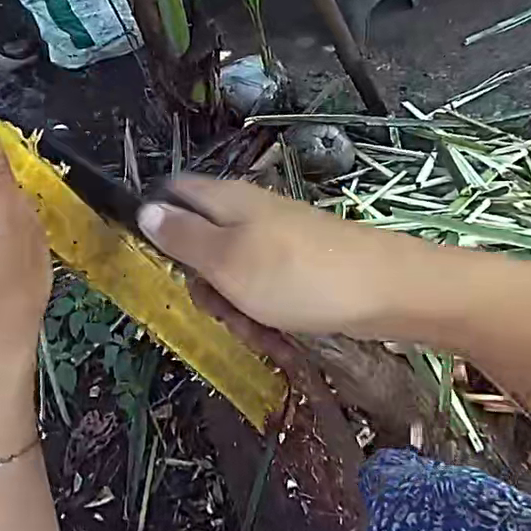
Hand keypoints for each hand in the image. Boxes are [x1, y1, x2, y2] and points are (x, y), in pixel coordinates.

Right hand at [136, 176, 437, 338]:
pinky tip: (282, 338)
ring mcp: (277, 241)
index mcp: (225, 200)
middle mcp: (249, 214)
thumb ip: (181, 237)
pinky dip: (267, 316)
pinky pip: (264, 290)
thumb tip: (144, 209)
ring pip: (231, 276)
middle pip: (200, 244)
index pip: (173, 193)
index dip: (157, 223)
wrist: (387, 293)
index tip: (161, 266)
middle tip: (222, 309)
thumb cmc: (297, 275)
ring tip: (261, 331)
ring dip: (237, 310)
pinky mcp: (299, 267)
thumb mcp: (226, 260)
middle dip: (204, 285)